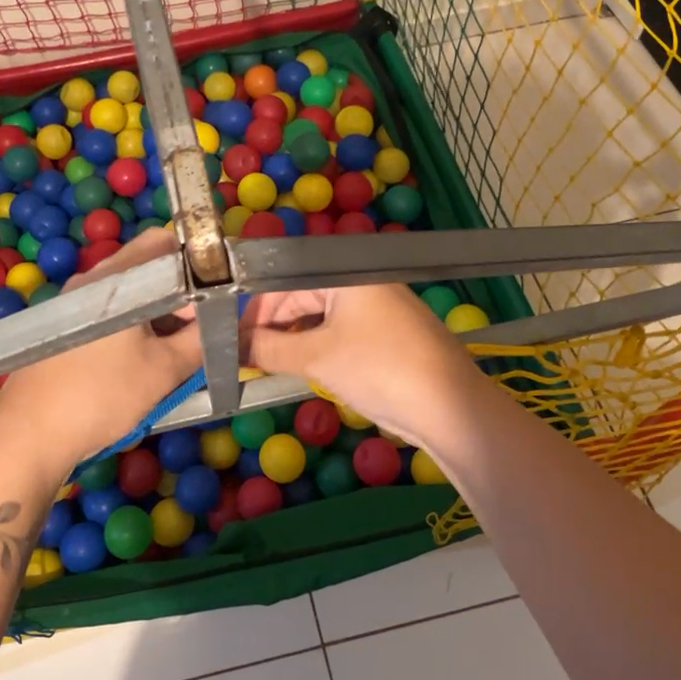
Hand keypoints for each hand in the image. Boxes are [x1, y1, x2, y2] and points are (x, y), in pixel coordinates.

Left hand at [0, 228, 202, 472]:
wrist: (29, 436)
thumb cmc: (101, 395)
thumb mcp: (164, 370)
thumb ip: (203, 339)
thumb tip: (226, 320)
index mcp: (115, 277)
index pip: (165, 242)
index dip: (198, 261)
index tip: (217, 293)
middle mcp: (91, 280)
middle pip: (147, 269)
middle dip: (181, 296)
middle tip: (198, 332)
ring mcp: (73, 303)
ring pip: (130, 295)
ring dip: (158, 317)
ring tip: (173, 354)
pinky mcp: (63, 328)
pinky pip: (109, 315)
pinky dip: (133, 330)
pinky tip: (141, 363)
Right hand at [241, 284, 485, 449]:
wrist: (451, 408)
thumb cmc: (380, 369)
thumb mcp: (316, 358)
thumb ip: (268, 348)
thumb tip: (232, 346)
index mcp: (344, 272)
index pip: (283, 279)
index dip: (254, 308)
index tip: (229, 336)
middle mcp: (361, 279)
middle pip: (301, 295)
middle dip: (271, 325)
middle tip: (243, 355)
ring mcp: (377, 305)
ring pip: (320, 315)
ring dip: (292, 339)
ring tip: (266, 364)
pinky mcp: (386, 332)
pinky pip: (340, 331)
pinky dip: (317, 347)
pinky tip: (301, 367)